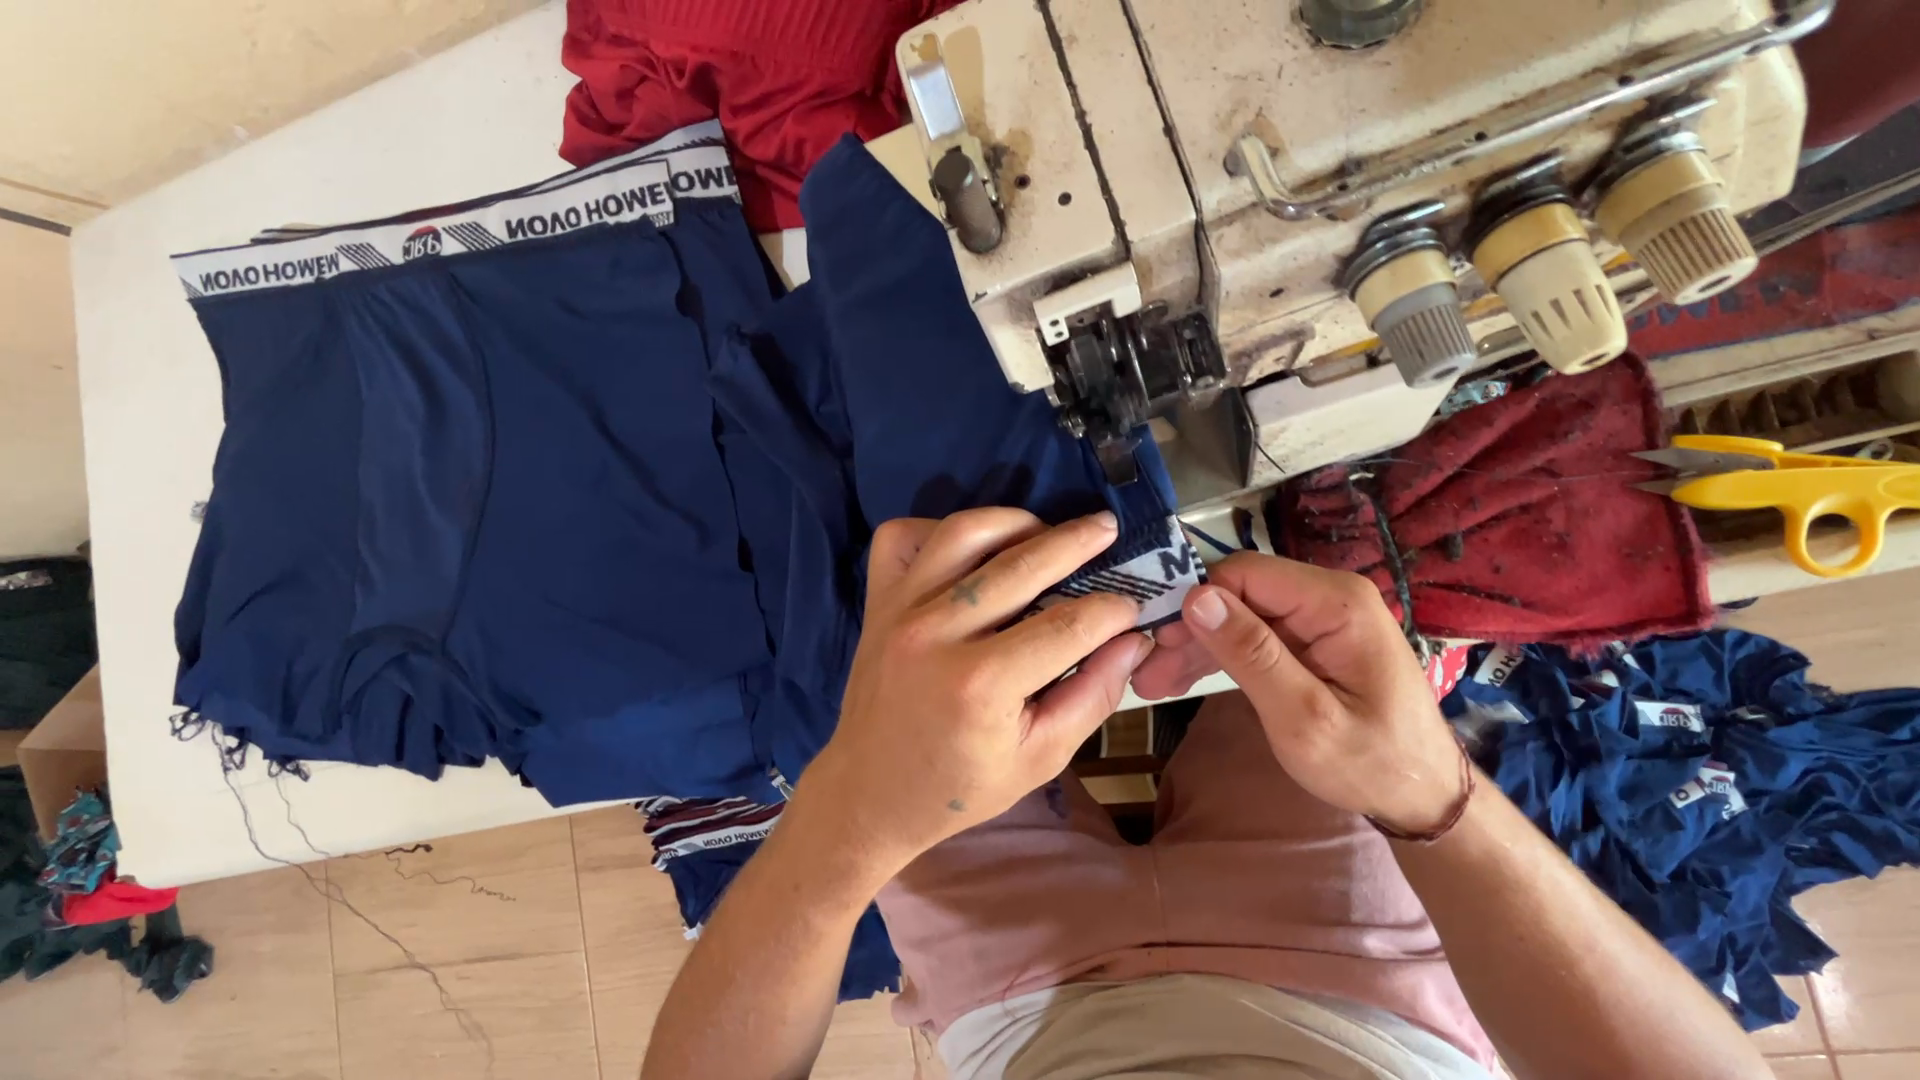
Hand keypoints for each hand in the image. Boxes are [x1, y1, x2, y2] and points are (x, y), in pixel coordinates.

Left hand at [795, 507, 1153, 875]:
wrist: (870, 793)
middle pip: (1021, 564)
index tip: (1133, 605)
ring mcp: (899, 610)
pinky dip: (939, 529)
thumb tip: (1134, 638)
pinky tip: (972, 549)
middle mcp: (936, 633)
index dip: (1112, 610)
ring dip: (1013, 522)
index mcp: (981, 684)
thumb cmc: (960, 785)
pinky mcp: (876, 600)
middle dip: (1077, 541)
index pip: (1068, 625)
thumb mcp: (1041, 758)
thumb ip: (1093, 695)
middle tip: (1108, 528)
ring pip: (964, 532)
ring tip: (1047, 533)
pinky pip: (903, 536)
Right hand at [1130, 552, 1463, 833]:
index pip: (1244, 573)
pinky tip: (1180, 679)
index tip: (1156, 642)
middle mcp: (1327, 597)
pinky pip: (1253, 636)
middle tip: (1146, 672)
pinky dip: (1218, 657)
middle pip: (1237, 593)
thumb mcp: (1304, 716)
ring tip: (1151, 684)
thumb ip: (1251, 654)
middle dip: (1188, 629)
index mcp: (1335, 603)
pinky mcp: (1311, 642)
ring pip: (1238, 615)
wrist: (1422, 798)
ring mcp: (1319, 619)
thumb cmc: (1370, 763)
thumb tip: (1196, 598)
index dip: (1195, 601)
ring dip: (1195, 647)